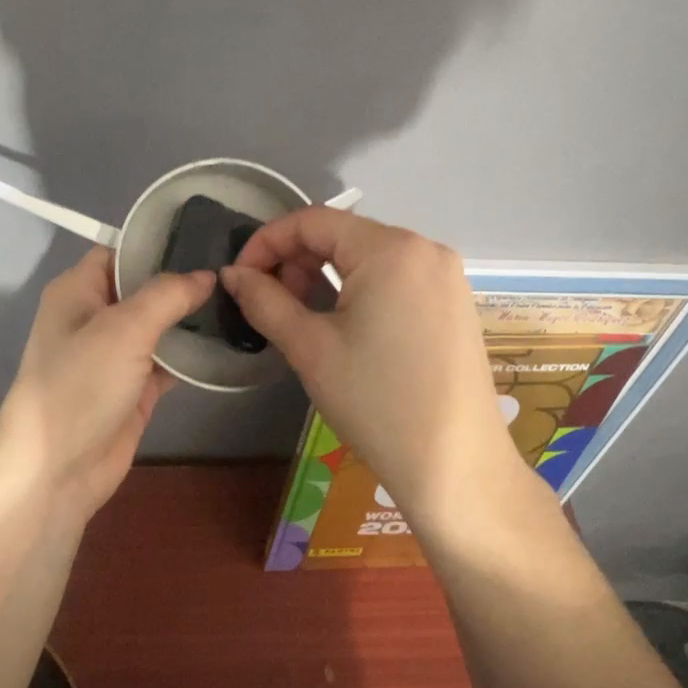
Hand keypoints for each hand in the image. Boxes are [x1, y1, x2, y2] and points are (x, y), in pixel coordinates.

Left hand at [0, 247, 216, 527]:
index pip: (120, 252)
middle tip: (239, 268)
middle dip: (185, 281)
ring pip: (160, 326)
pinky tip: (231, 341)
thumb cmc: (80, 385)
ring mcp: (115, 356)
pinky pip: (169, 362)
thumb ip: (167, 295)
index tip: (209, 236)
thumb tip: (206, 275)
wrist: (56, 471)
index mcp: (78, 291)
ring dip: (193, 318)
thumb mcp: (123, 329)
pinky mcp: (134, 389)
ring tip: (245, 297)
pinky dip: (194, 355)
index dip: (159, 244)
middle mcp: (94, 317)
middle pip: (144, 288)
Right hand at [221, 207, 529, 527]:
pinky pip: (393, 278)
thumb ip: (264, 300)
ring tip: (298, 316)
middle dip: (294, 259)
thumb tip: (231, 273)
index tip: (238, 276)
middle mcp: (425, 249)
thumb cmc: (377, 402)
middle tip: (267, 302)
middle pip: (343, 234)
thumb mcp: (310, 348)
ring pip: (367, 257)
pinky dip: (356, 289)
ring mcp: (446, 277)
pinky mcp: (453, 304)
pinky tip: (340, 326)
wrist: (456, 466)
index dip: (266, 241)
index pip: (313, 220)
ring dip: (323, 275)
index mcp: (391, 249)